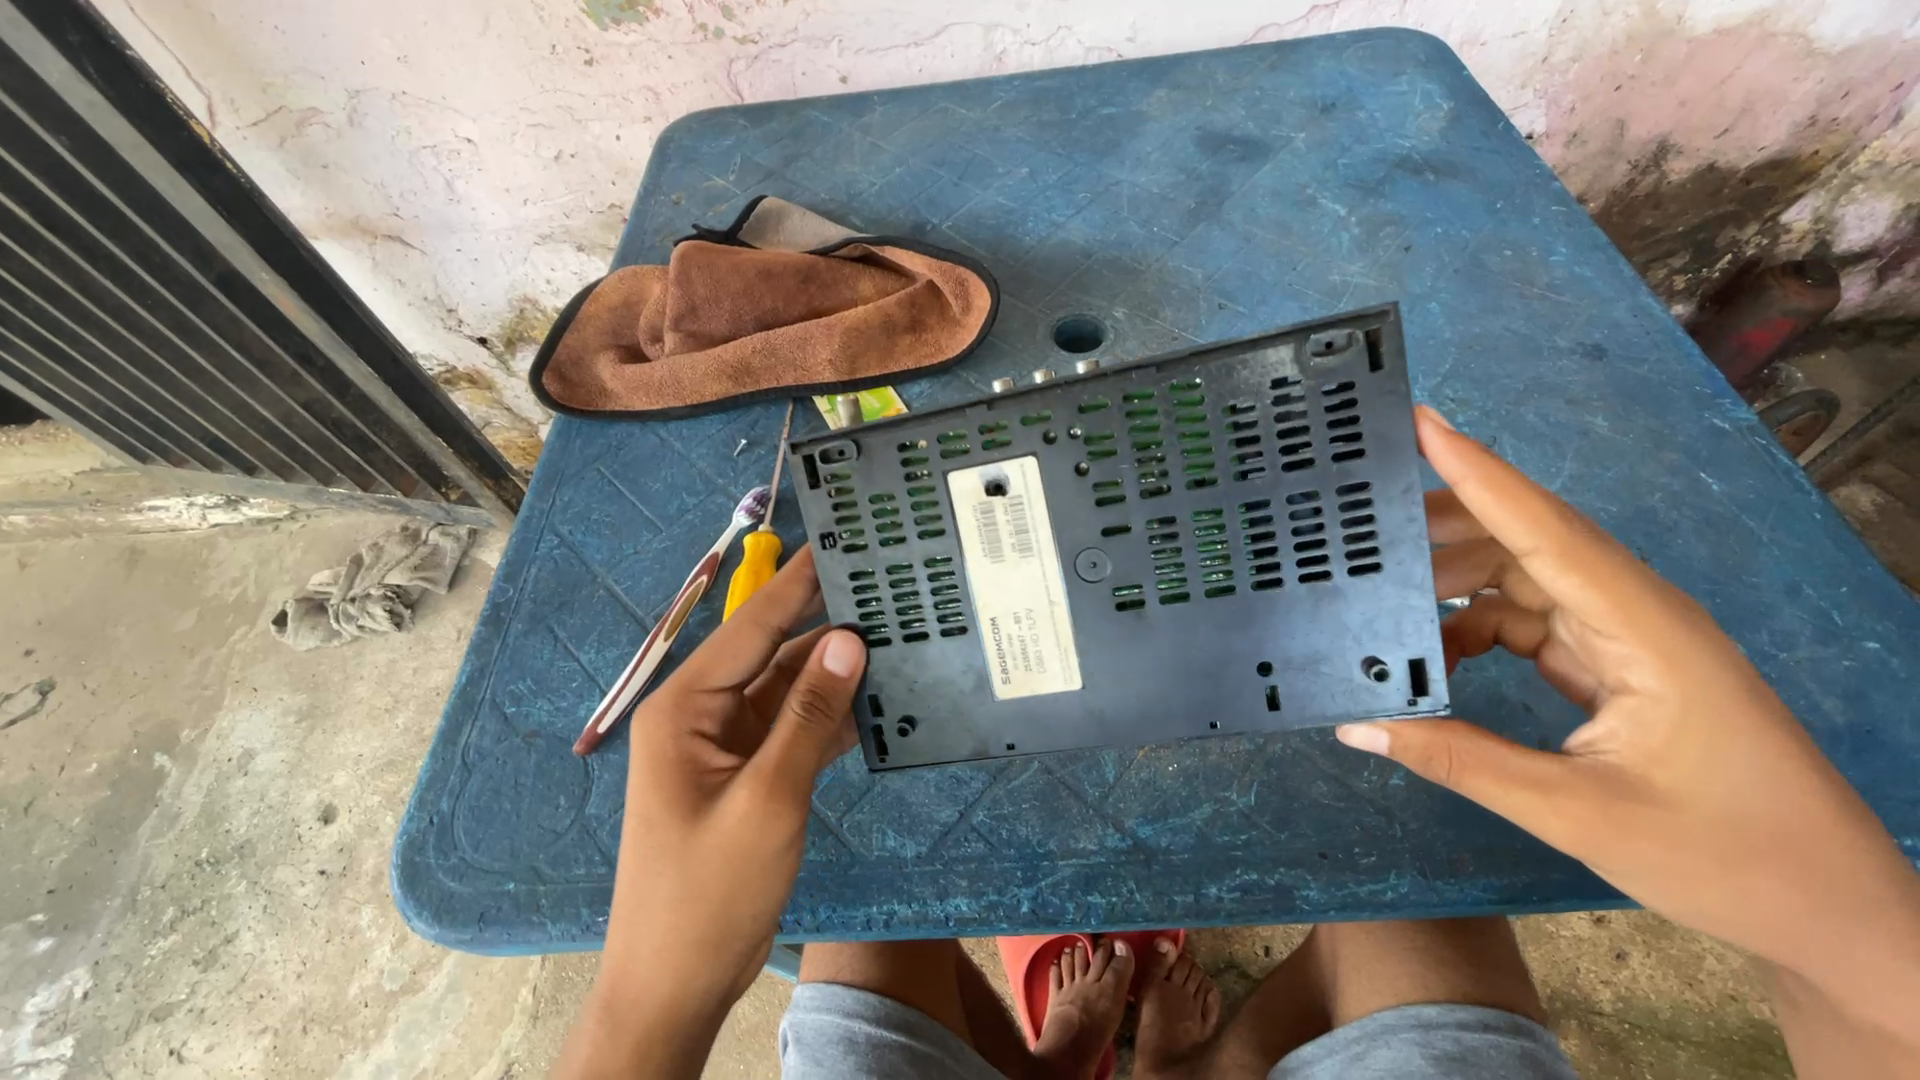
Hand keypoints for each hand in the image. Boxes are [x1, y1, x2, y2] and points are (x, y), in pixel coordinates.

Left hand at [554, 547, 864, 1079]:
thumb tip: (848, 641)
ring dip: (835, 674)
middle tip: (888, 591)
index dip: (797, 583)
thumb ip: (808, 716)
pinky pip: (793, 729)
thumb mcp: (767, 799)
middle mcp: (702, 714)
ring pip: (788, 692)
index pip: (751, 627)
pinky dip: (830, 717)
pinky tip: (876, 699)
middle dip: (826, 627)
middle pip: (772, 655)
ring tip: (896, 637)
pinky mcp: (748, 774)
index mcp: (684, 707)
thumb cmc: (709, 891)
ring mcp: (726, 746)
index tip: (841, 543)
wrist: (677, 983)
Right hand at [1335, 408, 1919, 1040]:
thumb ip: (1458, 759)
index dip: (1481, 475)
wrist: (1829, 912)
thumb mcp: (1575, 813)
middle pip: (1533, 540)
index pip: (1549, 533)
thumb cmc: (1724, 856)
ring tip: (1384, 584)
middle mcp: (1639, 616)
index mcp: (1648, 632)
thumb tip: (1355, 726)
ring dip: (1457, 578)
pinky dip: (1475, 626)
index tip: (1422, 423)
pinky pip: (1531, 622)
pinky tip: (1433, 650)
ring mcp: (1630, 640)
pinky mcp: (1619, 667)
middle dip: (1451, 519)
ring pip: (1527, 578)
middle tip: (1367, 516)